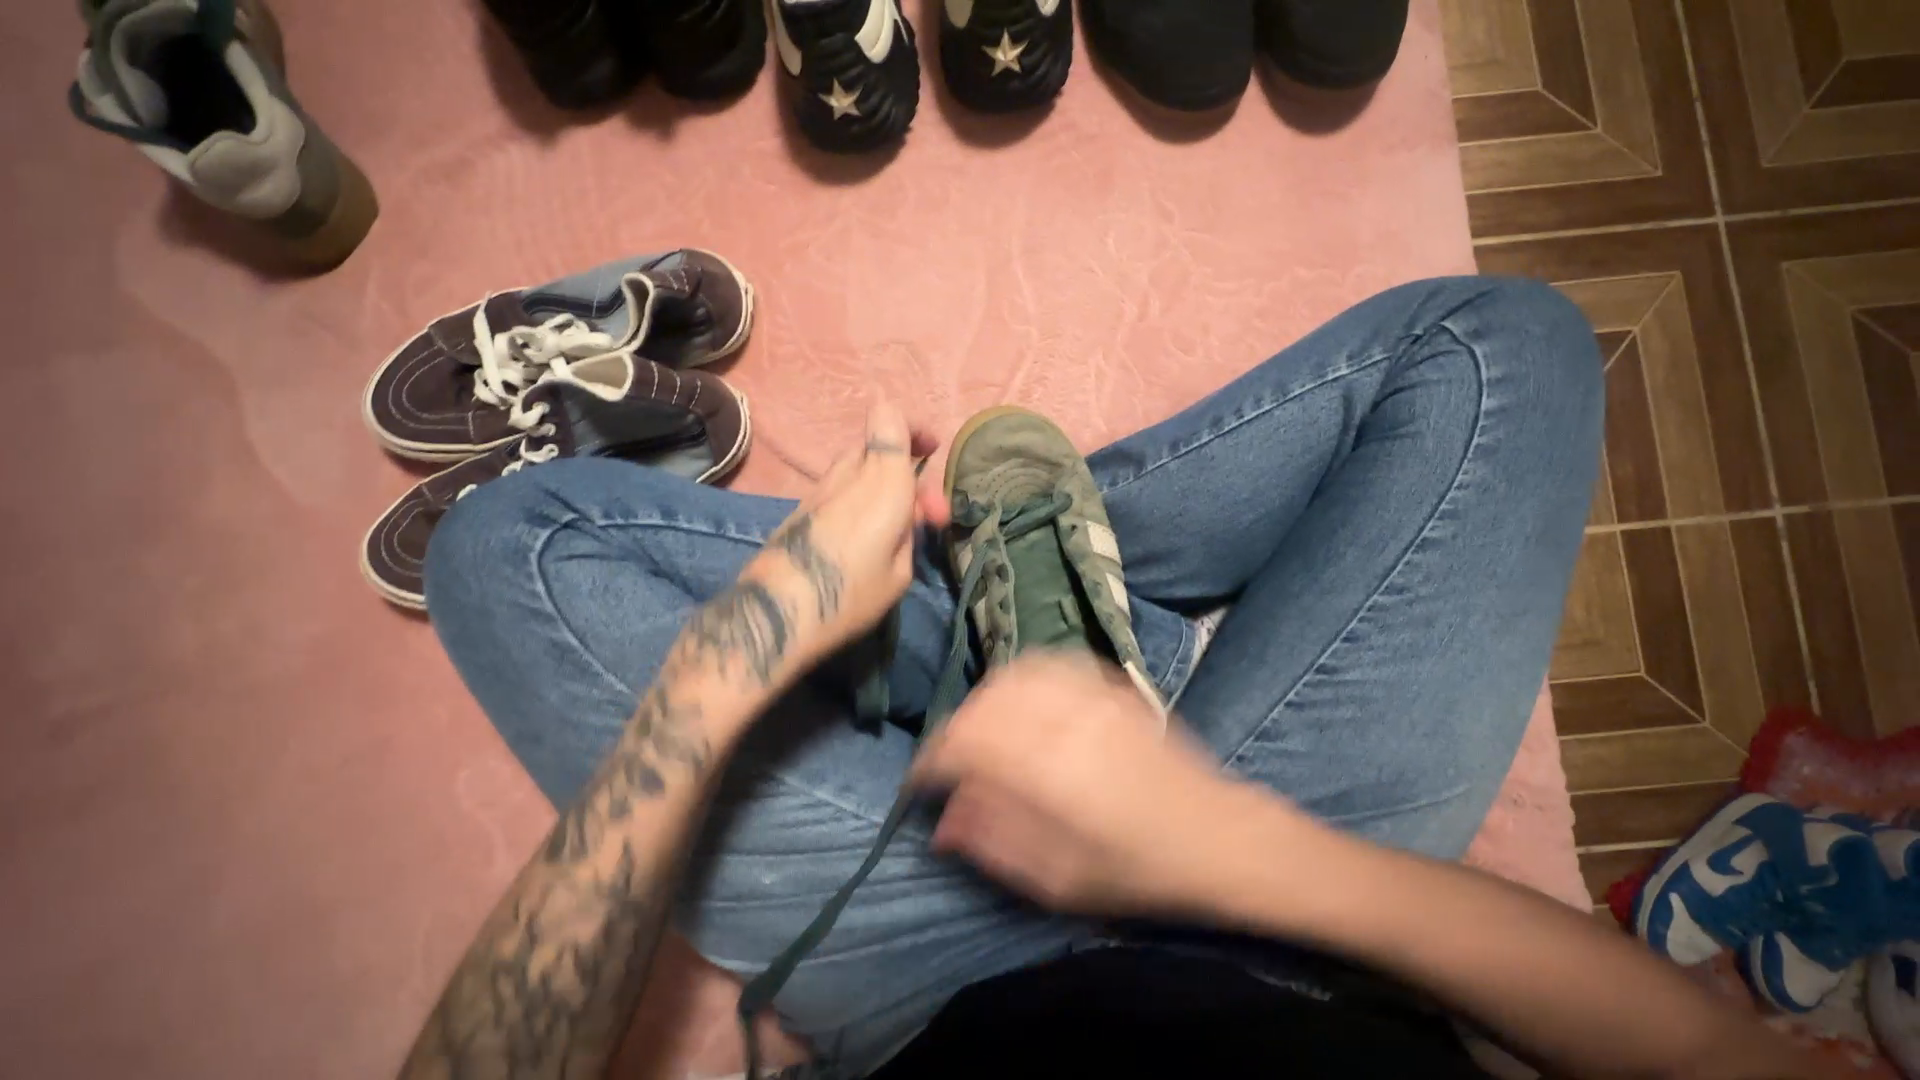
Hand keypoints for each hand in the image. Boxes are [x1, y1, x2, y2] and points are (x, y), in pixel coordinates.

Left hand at [746, 400, 947, 676]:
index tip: (930, 452)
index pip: (890, 417)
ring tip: (894, 532)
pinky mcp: (801, 508)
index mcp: (883, 481)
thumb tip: (902, 518)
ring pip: (857, 468)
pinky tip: (863, 540)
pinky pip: (840, 490)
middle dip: (904, 470)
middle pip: (876, 447)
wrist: (778, 613)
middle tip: (922, 514)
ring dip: (880, 488)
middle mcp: (849, 474)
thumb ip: (907, 532)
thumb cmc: (850, 594)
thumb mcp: (900, 573)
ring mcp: (820, 489)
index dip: (913, 427)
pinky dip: (859, 502)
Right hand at [907, 653, 1299, 916]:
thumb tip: (942, 824)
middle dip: (956, 730)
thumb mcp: (1059, 878)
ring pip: (1015, 676)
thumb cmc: (1137, 869)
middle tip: (953, 764)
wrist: (1217, 836)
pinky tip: (1020, 703)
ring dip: (986, 701)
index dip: (933, 759)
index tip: (922, 781)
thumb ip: (996, 842)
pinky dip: (1022, 678)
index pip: (967, 743)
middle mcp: (1067, 722)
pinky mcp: (1112, 688)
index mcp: (1050, 772)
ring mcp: (1093, 698)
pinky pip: (1052, 665)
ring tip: (983, 733)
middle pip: (985, 703)